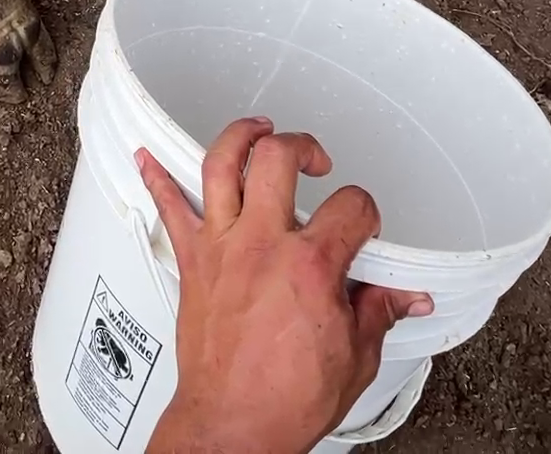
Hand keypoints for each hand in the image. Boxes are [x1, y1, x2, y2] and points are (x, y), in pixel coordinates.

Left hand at [141, 117, 432, 453]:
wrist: (232, 425)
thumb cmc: (285, 399)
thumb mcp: (353, 358)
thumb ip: (378, 311)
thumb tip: (404, 293)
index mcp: (309, 266)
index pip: (351, 207)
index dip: (365, 210)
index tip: (362, 221)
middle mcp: (262, 244)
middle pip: (277, 159)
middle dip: (302, 145)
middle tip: (314, 158)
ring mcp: (221, 245)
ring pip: (221, 165)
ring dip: (239, 136)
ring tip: (257, 128)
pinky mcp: (192, 258)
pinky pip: (168, 207)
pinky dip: (155, 178)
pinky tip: (146, 156)